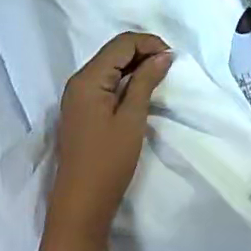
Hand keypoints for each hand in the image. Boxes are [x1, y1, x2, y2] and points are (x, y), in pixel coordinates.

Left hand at [49, 32, 173, 240]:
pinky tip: (141, 89)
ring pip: (110, 66)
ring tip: (159, 76)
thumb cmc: (108, 161)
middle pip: (114, 52)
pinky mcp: (81, 110)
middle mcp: (78, 81)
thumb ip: (146, 81)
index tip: (173, 58)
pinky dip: (125, 79)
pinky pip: (105, 82)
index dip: (148, 43)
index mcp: (87, 79)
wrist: (81, 207)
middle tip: (168, 66)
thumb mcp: (132, 118)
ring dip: (135, 65)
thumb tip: (163, 55)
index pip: (121, 44)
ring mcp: (77, 96)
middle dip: (142, 52)